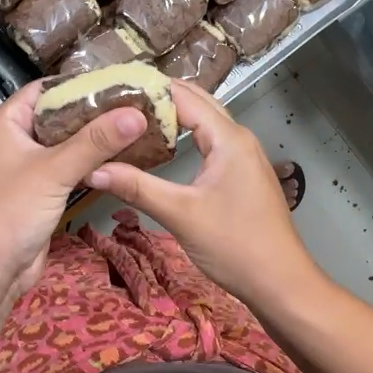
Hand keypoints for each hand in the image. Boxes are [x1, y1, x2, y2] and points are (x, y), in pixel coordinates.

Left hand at [0, 80, 148, 290]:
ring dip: (93, 140)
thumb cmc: (11, 212)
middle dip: (92, 113)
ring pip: (63, 143)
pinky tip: (119, 160)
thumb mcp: (55, 171)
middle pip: (57, 115)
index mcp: (4, 122)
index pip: (44, 89)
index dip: (80, 85)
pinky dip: (87, 163)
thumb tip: (137, 112)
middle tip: (136, 107)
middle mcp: (11, 138)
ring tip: (135, 129)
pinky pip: (64, 167)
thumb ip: (96, 141)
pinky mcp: (36, 190)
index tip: (120, 84)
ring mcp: (23, 166)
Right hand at [87, 79, 325, 302]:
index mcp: (228, 138)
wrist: (281, 284)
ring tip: (130, 116)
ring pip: (204, 121)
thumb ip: (136, 187)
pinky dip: (184, 133)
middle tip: (116, 99)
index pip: (184, 97)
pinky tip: (159, 145)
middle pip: (197, 102)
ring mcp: (243, 155)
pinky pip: (209, 140)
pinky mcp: (241, 173)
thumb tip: (91, 170)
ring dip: (172, 114)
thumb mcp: (179, 214)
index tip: (110, 89)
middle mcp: (238, 138)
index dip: (149, 89)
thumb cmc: (235, 245)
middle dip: (159, 96)